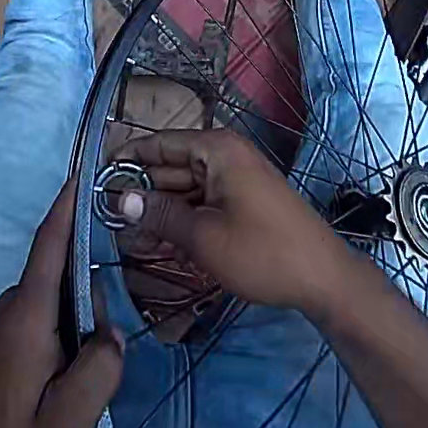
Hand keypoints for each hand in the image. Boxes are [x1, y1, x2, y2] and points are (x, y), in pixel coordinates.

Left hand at [0, 181, 123, 427]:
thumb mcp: (67, 422)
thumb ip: (98, 371)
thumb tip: (111, 332)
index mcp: (25, 314)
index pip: (49, 244)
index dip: (66, 206)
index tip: (82, 174)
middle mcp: (8, 308)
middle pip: (57, 278)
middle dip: (87, 294)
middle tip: (104, 347)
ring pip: (50, 304)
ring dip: (74, 322)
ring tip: (84, 377)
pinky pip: (36, 321)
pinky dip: (59, 334)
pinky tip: (66, 377)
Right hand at [119, 129, 349, 312]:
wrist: (328, 283)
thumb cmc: (264, 252)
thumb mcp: (204, 236)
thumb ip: (159, 214)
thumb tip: (120, 199)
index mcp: (216, 149)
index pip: (159, 143)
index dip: (127, 158)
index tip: (99, 175)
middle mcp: (224, 155)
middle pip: (170, 166)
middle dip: (142, 191)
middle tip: (110, 215)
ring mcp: (235, 178)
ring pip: (184, 188)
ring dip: (161, 210)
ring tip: (131, 234)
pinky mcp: (243, 201)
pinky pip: (203, 202)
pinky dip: (183, 218)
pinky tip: (161, 242)